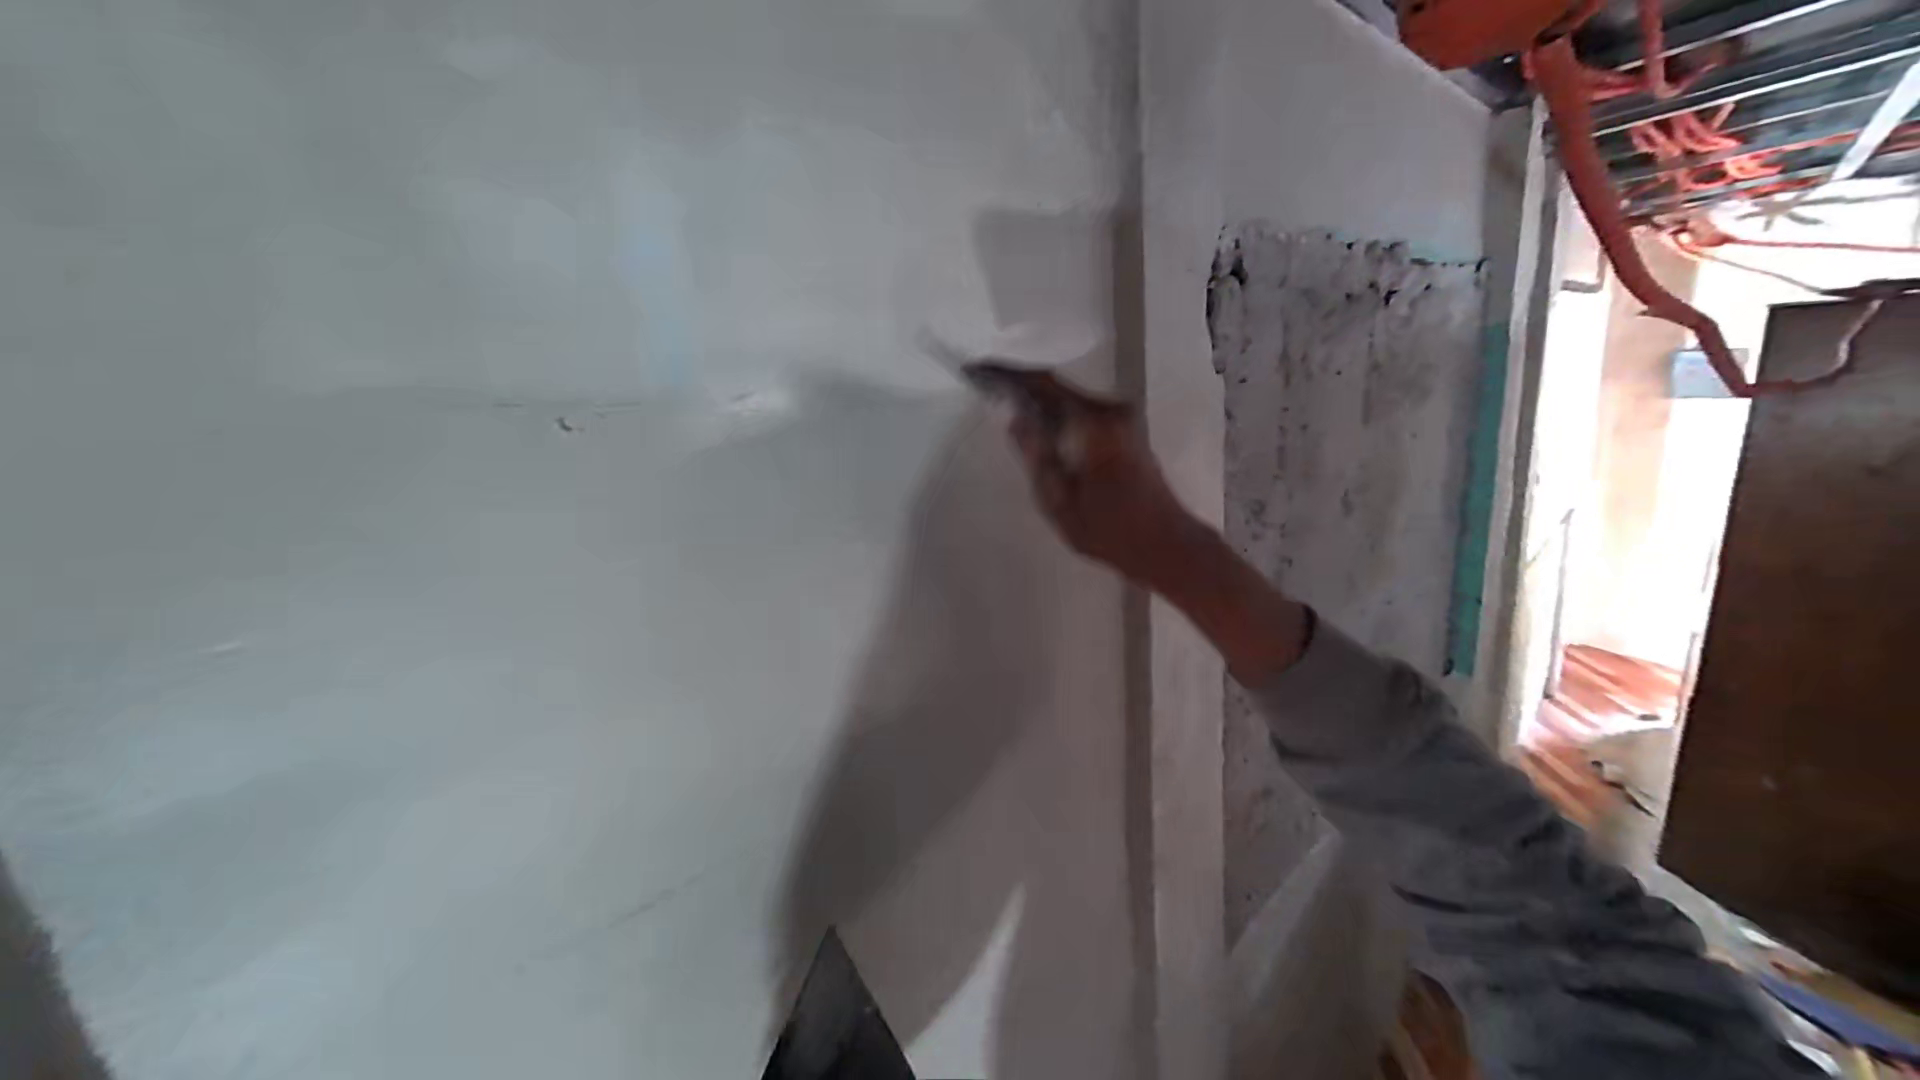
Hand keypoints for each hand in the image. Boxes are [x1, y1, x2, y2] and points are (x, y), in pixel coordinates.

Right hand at [998, 370, 1206, 588]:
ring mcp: (1122, 417)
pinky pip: (1081, 411)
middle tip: (983, 386)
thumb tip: (1011, 414)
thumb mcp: (1058, 500)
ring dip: (1037, 400)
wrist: (1166, 544)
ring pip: (1068, 398)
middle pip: (1056, 386)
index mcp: (1092, 423)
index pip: (1041, 383)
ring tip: (1003, 406)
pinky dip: (1055, 414)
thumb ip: (1034, 453)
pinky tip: (1036, 426)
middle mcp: (1110, 409)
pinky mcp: (1126, 429)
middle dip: (1019, 385)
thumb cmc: (1109, 531)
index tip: (976, 369)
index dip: (1006, 374)